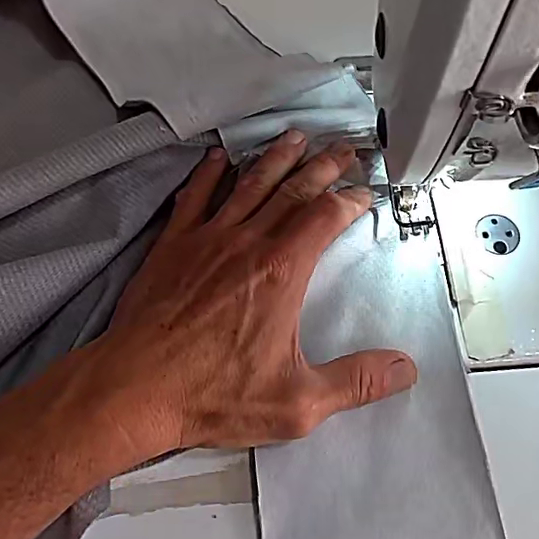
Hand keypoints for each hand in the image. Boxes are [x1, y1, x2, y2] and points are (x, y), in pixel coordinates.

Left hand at [69, 132, 416, 467]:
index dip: (350, 200)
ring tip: (295, 137)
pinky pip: (195, 196)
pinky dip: (208, 173)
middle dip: (322, 166)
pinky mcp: (174, 245)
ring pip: (250, 184)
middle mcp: (247, 244)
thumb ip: (355, 381)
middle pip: (294, 190)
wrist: (136, 387)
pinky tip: (218, 158)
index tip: (364, 193)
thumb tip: (402, 369)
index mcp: (281, 272)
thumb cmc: (210, 393)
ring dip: (276, 157)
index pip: (326, 217)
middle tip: (341, 148)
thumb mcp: (297, 401)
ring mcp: (207, 239)